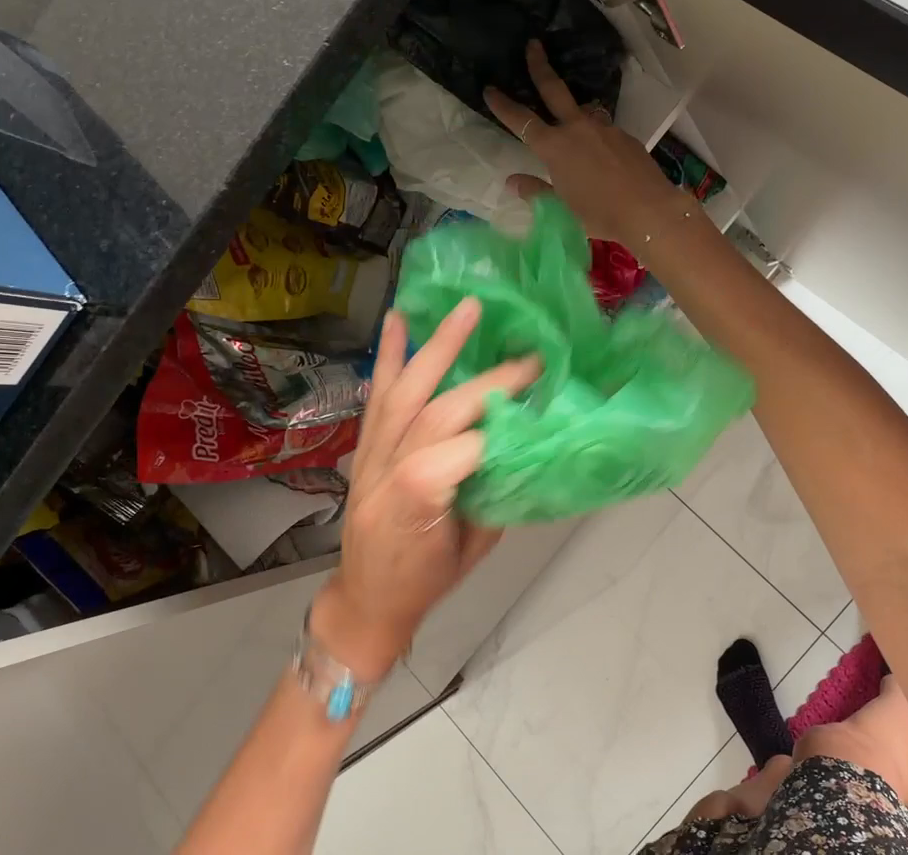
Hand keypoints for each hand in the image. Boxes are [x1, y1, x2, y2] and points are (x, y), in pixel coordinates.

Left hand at [310, 300, 538, 680]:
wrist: (367, 599)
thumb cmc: (427, 580)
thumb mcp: (476, 544)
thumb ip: (497, 488)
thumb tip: (527, 440)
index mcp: (417, 504)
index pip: (465, 449)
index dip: (506, 425)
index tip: (544, 403)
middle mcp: (388, 472)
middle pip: (438, 411)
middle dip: (489, 380)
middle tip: (530, 357)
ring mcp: (370, 455)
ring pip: (405, 392)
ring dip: (438, 347)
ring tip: (467, 308)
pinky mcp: (362, 446)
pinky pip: (377, 396)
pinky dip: (388, 356)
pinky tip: (397, 321)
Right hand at [483, 40, 690, 246]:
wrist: (649, 211)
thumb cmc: (600, 215)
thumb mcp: (562, 209)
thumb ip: (537, 191)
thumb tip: (513, 181)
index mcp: (555, 147)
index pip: (521, 121)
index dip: (503, 105)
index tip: (490, 89)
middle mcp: (578, 129)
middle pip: (555, 89)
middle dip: (540, 66)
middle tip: (533, 45)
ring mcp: (605, 129)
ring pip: (583, 111)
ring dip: (573, 110)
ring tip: (571, 120)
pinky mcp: (626, 137)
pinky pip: (603, 130)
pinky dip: (596, 135)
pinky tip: (601, 153)